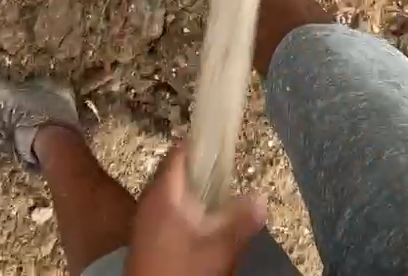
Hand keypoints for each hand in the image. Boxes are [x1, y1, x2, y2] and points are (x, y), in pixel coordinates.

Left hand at [125, 145, 267, 275]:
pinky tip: (202, 223)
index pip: (180, 152)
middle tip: (229, 174)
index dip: (202, 145)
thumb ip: (239, 222)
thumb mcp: (216, 250)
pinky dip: (185, 208)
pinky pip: (167, 208)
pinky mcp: (146, 234)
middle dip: (202, 170)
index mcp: (164, 191)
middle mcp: (151, 196)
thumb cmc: (181, 269)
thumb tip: (261, 196)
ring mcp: (146, 216)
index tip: (225, 145)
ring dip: (194, 191)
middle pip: (177, 171)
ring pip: (173, 191)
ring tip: (221, 197)